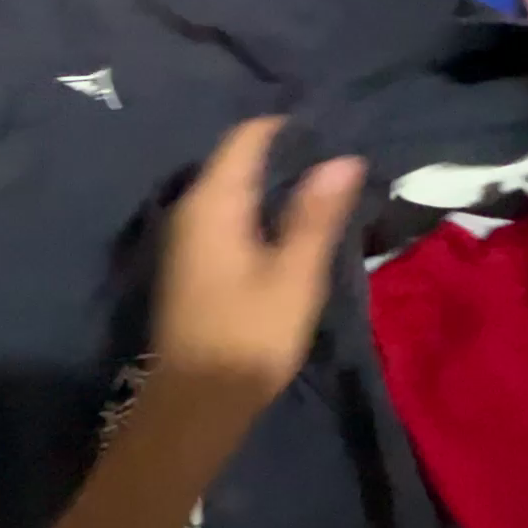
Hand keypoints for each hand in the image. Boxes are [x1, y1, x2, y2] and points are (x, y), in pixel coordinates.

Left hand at [150, 117, 365, 417]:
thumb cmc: (248, 336)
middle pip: (234, 159)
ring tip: (318, 183)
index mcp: (212, 202)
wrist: (194, 401)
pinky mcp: (190, 256)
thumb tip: (342, 160)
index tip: (326, 128)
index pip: (245, 138)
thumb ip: (315, 215)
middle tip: (331, 156)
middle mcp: (190, 206)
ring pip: (229, 186)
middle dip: (280, 152)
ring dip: (268, 181)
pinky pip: (223, 211)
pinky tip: (284, 220)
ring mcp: (185, 232)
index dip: (284, 127)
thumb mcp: (293, 275)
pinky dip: (254, 205)